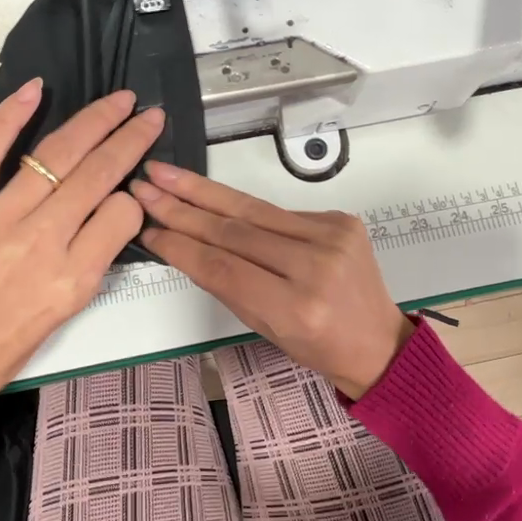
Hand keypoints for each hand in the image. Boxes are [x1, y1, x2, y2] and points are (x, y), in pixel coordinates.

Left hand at [0, 80, 161, 515]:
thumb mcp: (62, 317)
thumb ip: (88, 262)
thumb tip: (104, 215)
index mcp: (72, 278)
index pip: (122, 215)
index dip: (133, 202)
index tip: (129, 199)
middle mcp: (40, 242)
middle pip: (98, 174)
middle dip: (131, 139)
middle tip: (150, 116)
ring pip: (55, 155)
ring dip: (94, 120)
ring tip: (119, 100)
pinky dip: (10, 116)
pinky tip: (35, 90)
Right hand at [131, 162, 413, 400]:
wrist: (378, 340)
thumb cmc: (316, 346)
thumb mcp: (266, 328)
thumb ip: (228, 285)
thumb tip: (183, 243)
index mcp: (296, 308)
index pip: (224, 268)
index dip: (180, 246)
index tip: (146, 228)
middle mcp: (316, 266)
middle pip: (235, 230)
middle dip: (183, 207)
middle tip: (144, 186)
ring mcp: (333, 237)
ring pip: (253, 210)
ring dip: (203, 192)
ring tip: (165, 174)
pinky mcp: (341, 219)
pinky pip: (278, 213)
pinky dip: (242, 208)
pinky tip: (210, 197)